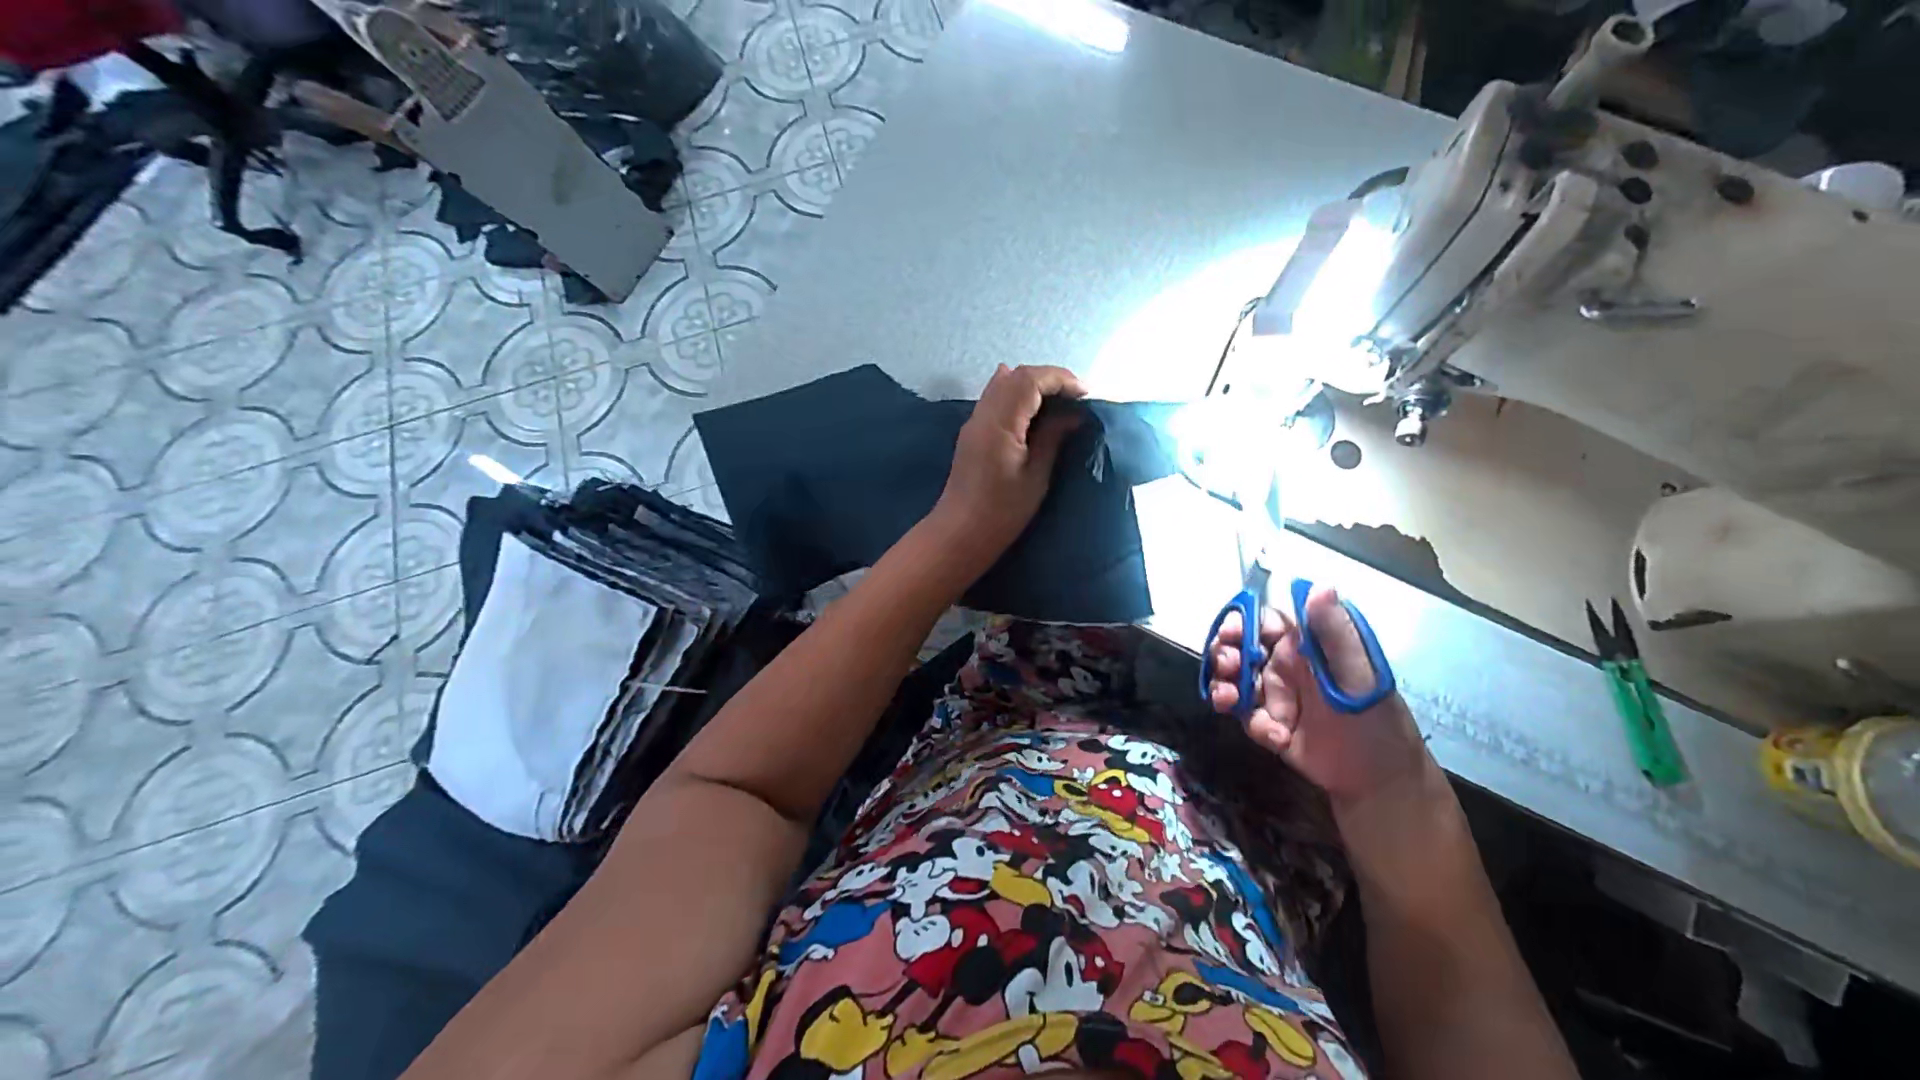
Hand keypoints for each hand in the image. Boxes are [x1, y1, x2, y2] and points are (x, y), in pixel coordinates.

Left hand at [928, 364, 1086, 563]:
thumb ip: (1053, 437)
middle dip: (1049, 379)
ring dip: (1033, 385)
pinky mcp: (973, 433)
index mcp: (999, 423)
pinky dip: (1018, 396)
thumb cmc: (1002, 511)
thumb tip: (1074, 415)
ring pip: (1003, 384)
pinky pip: (995, 399)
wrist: (961, 533)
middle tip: (1076, 397)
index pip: (1029, 380)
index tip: (1085, 394)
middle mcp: (982, 414)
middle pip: (1015, 376)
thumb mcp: (1036, 476)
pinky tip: (1035, 411)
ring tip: (1059, 402)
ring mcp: (974, 422)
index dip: (1060, 379)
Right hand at [1207, 587, 1430, 807]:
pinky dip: (1253, 723)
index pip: (1265, 621)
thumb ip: (1333, 633)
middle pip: (1240, 648)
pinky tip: (1274, 735)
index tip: (1231, 632)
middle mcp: (1287, 665)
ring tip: (1228, 700)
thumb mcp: (1358, 675)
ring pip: (1234, 680)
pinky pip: (1246, 716)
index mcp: (1307, 646)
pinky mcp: (1269, 723)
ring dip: (1225, 686)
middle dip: (1225, 654)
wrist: (1381, 783)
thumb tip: (1320, 586)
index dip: (1242, 622)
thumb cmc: (1375, 720)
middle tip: (1227, 667)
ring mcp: (1276, 695)